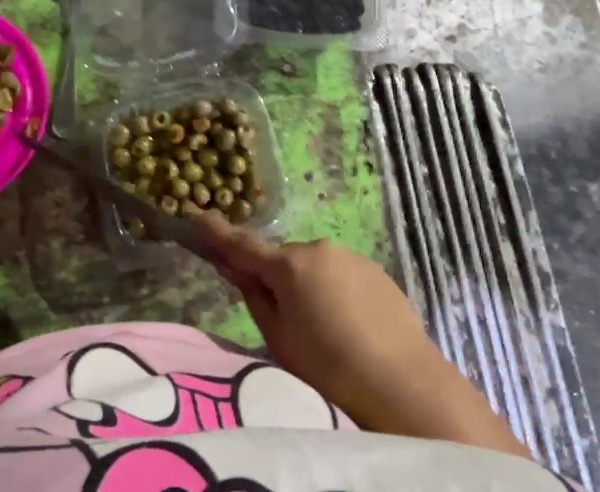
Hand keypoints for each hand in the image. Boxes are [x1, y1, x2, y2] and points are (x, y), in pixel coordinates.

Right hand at [196, 214, 438, 424]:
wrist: (403, 383)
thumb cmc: (330, 368)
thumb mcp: (280, 339)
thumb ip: (255, 297)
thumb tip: (237, 270)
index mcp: (289, 265)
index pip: (243, 245)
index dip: (217, 233)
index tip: (197, 217)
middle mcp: (320, 249)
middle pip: (283, 259)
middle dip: (275, 277)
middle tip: (279, 317)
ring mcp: (352, 257)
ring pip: (314, 267)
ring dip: (308, 285)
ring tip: (320, 329)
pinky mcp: (377, 272)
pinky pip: (342, 276)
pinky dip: (334, 292)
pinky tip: (347, 327)